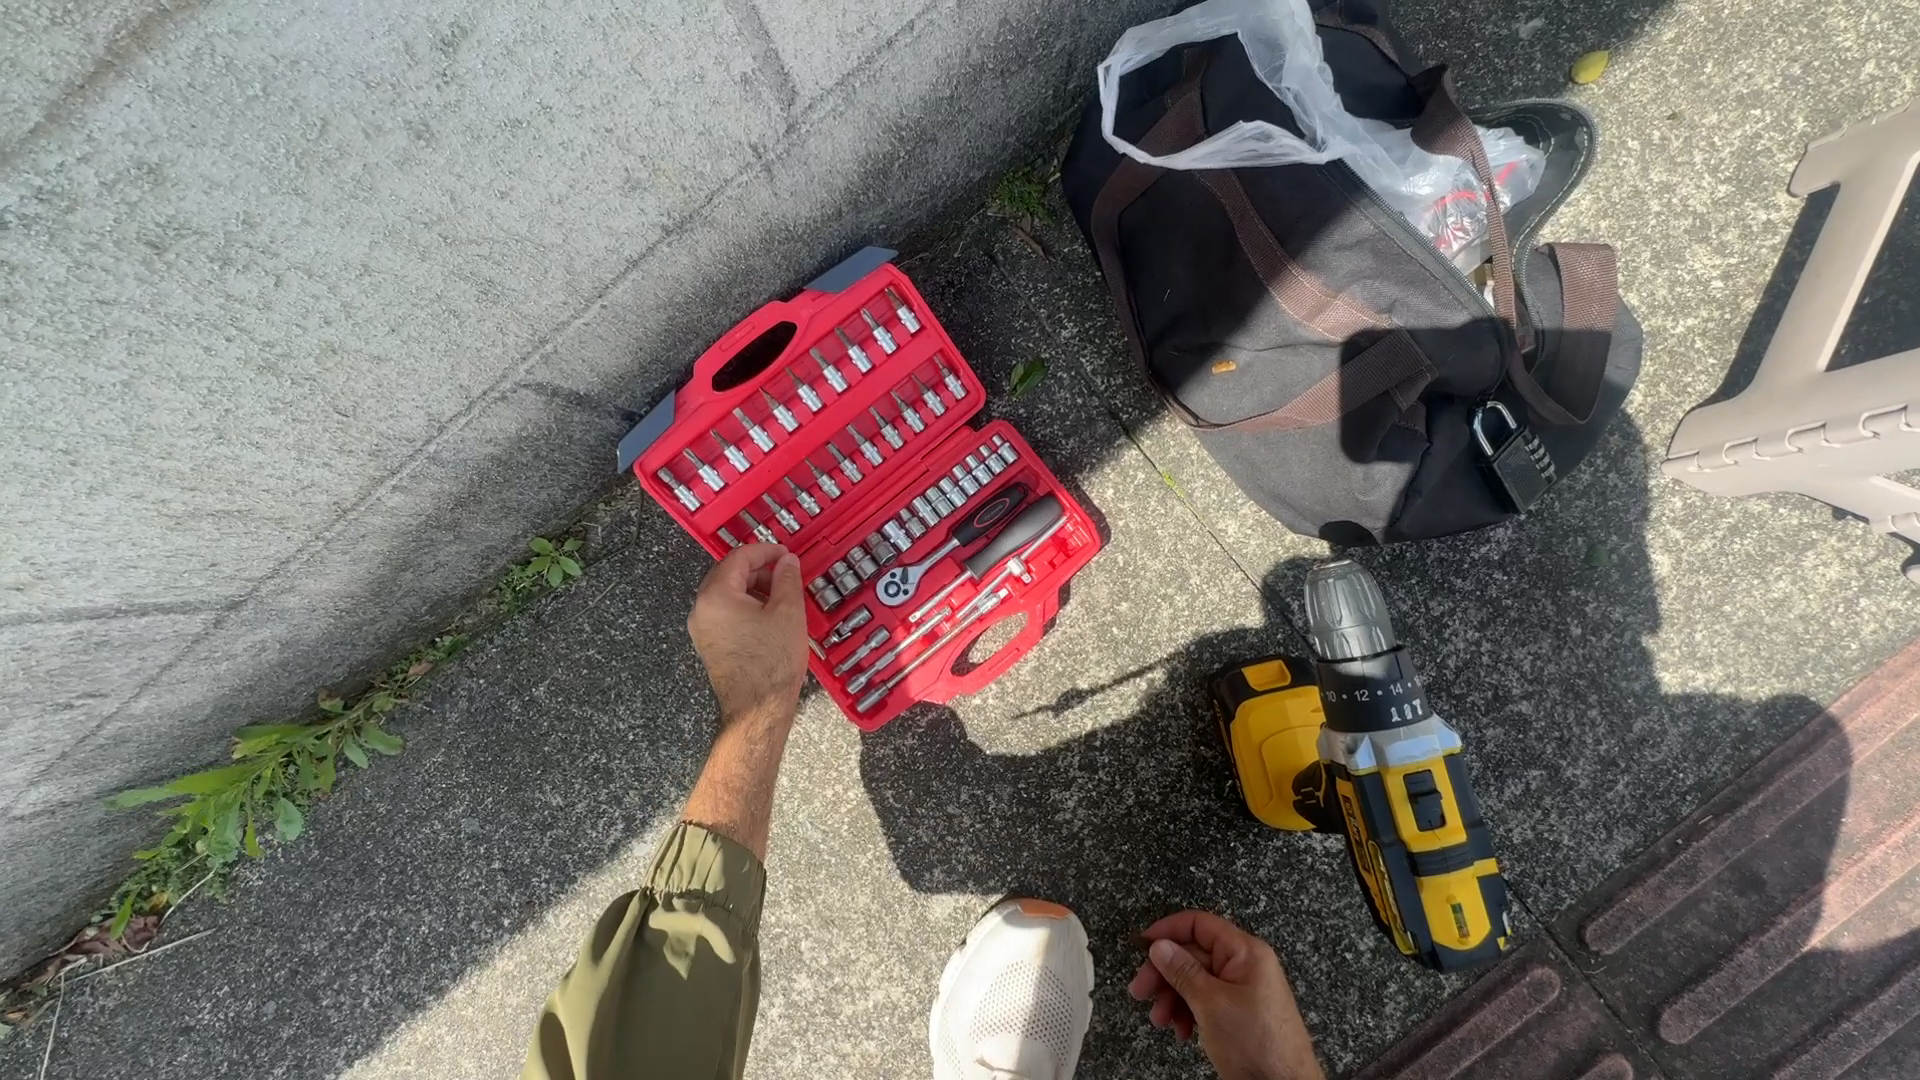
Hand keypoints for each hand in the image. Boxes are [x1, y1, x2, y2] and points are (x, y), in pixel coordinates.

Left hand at [687, 544, 806, 725]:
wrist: (758, 708)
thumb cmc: (771, 664)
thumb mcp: (788, 612)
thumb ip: (787, 579)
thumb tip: (787, 562)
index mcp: (717, 596)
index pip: (739, 558)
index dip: (766, 551)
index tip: (785, 554)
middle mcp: (702, 610)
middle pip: (728, 573)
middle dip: (758, 568)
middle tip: (784, 571)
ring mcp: (703, 628)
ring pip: (727, 593)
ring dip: (753, 587)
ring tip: (781, 595)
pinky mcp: (710, 644)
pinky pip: (725, 612)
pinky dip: (745, 605)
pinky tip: (769, 615)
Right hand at [1128, 911, 1322, 1079]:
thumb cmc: (1257, 1046)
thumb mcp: (1211, 1004)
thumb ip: (1182, 971)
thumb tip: (1158, 945)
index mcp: (1245, 952)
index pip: (1199, 924)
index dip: (1168, 931)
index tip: (1143, 946)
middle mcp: (1245, 966)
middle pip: (1193, 955)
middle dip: (1164, 974)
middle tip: (1141, 990)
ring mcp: (1243, 991)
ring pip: (1196, 981)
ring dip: (1173, 998)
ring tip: (1160, 1020)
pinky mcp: (1240, 1014)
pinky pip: (1206, 1001)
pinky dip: (1188, 1013)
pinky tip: (1180, 1031)